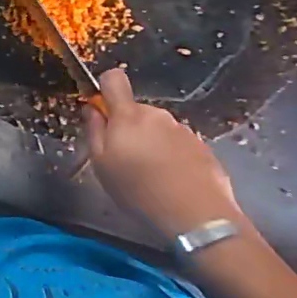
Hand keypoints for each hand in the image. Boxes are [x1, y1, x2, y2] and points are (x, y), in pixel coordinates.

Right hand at [84, 68, 245, 243]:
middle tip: (126, 158)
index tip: (103, 109)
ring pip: (158, 129)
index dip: (105, 87)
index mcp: (128, 115)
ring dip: (152, 142)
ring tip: (152, 174)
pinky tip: (173, 181)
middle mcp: (158, 115)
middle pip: (136, 111)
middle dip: (129, 127)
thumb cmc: (138, 190)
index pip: (114, 79)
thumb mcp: (101, 164)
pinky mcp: (205, 149)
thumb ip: (94, 131)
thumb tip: (91, 109)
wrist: (198, 217)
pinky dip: (172, 156)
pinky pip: (179, 145)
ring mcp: (185, 131)